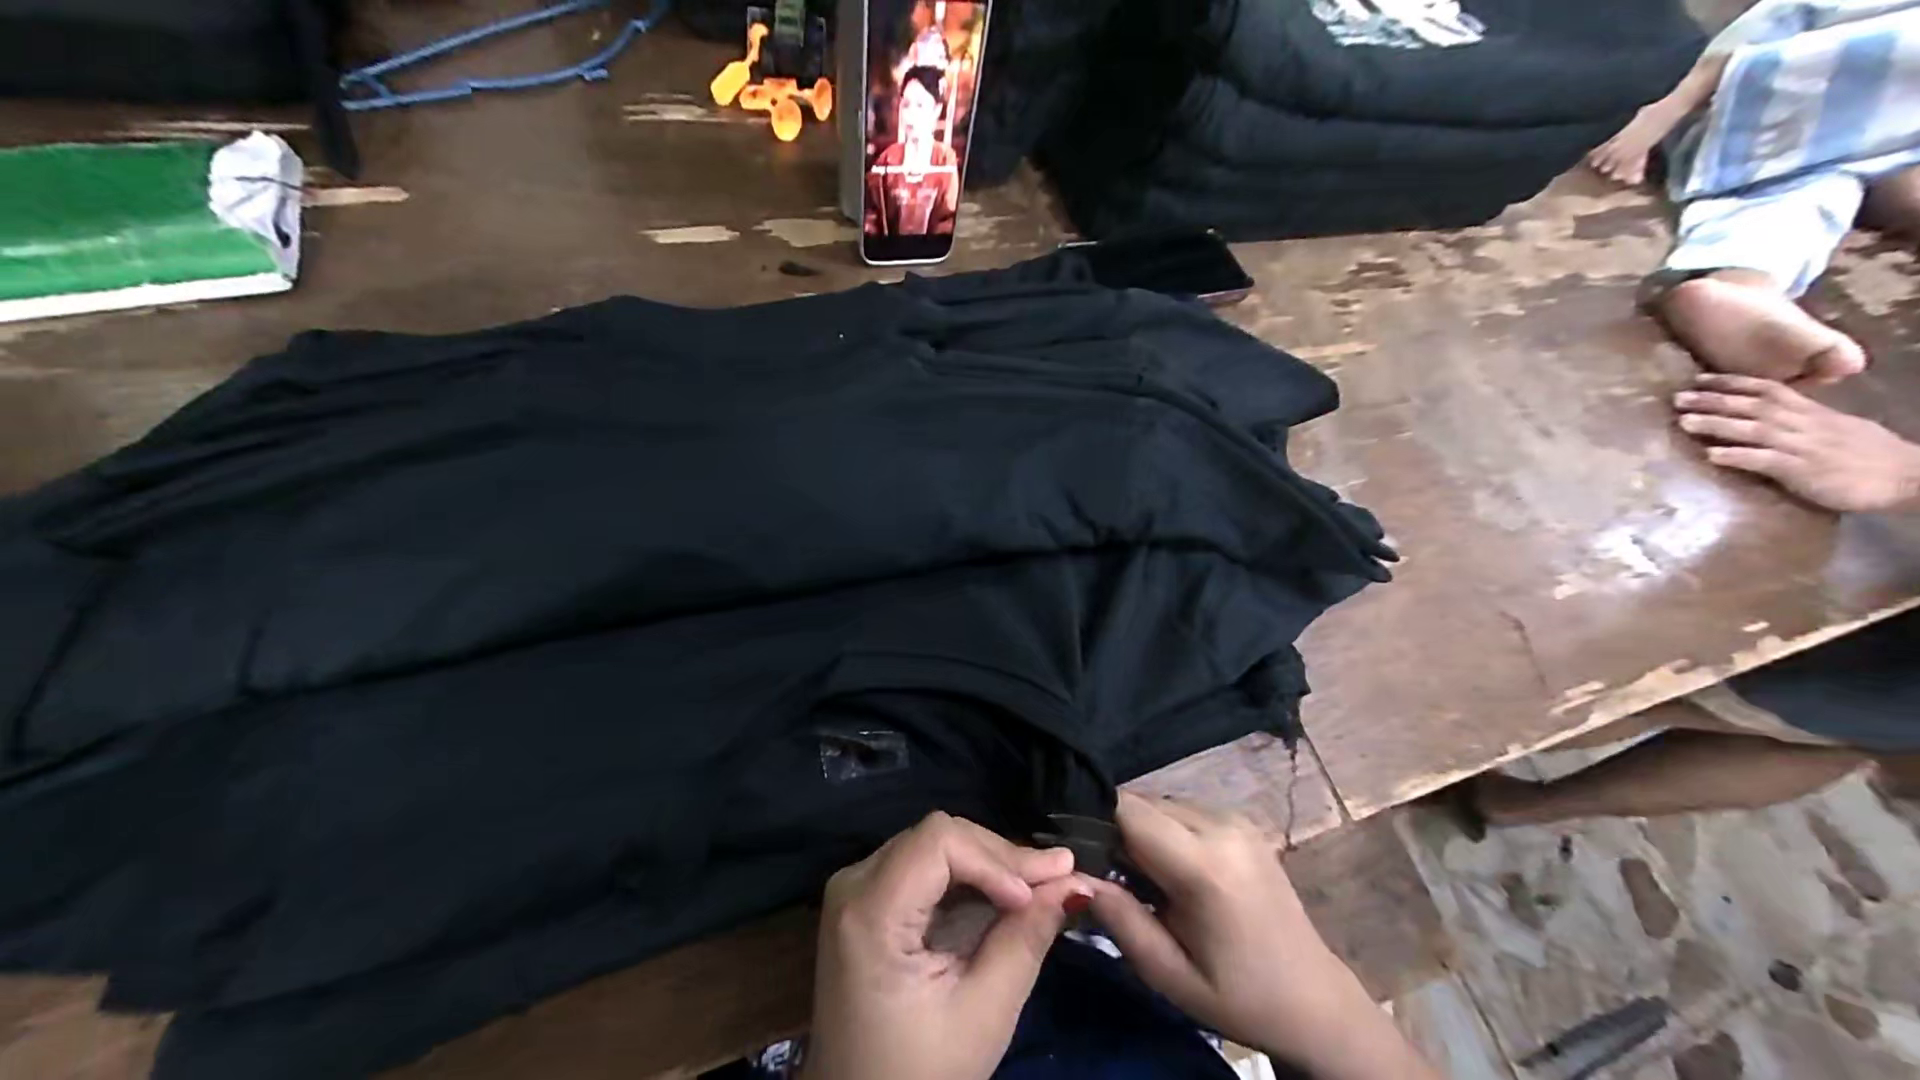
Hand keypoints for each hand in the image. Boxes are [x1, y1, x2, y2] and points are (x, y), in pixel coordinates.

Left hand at [801, 812, 1086, 1079]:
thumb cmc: (917, 1074)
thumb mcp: (982, 1014)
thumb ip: (1025, 939)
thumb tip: (1074, 881)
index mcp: (868, 911)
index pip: (938, 840)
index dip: (994, 857)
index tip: (1036, 893)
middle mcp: (854, 882)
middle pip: (938, 837)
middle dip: (1001, 857)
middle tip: (1058, 878)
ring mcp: (858, 888)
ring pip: (935, 846)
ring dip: (990, 864)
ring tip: (1041, 885)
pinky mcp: (869, 900)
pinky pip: (925, 867)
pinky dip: (970, 879)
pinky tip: (1007, 895)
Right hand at [1087, 794, 1436, 1079]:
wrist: (1315, 1002)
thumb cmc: (1238, 997)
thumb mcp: (1168, 974)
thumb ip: (1119, 918)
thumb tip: (1073, 876)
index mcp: (1205, 865)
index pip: (1127, 810)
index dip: (1095, 824)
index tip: (1079, 855)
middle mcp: (1221, 826)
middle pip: (1142, 802)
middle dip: (1116, 830)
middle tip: (1110, 874)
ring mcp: (1236, 818)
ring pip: (1160, 802)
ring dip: (1140, 830)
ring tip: (1142, 876)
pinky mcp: (1242, 821)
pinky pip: (1182, 810)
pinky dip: (1164, 830)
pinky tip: (1170, 869)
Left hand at [1676, 374, 1919, 511]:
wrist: (1913, 478)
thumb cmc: (1867, 455)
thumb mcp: (1834, 428)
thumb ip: (1801, 418)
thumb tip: (1766, 411)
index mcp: (1813, 413)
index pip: (1770, 390)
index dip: (1734, 383)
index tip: (1699, 378)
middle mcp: (1806, 425)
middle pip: (1755, 407)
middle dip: (1715, 400)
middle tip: (1678, 397)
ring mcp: (1805, 447)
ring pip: (1756, 430)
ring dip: (1718, 425)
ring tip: (1684, 421)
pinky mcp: (1805, 471)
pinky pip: (1767, 461)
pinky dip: (1739, 456)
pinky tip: (1711, 455)